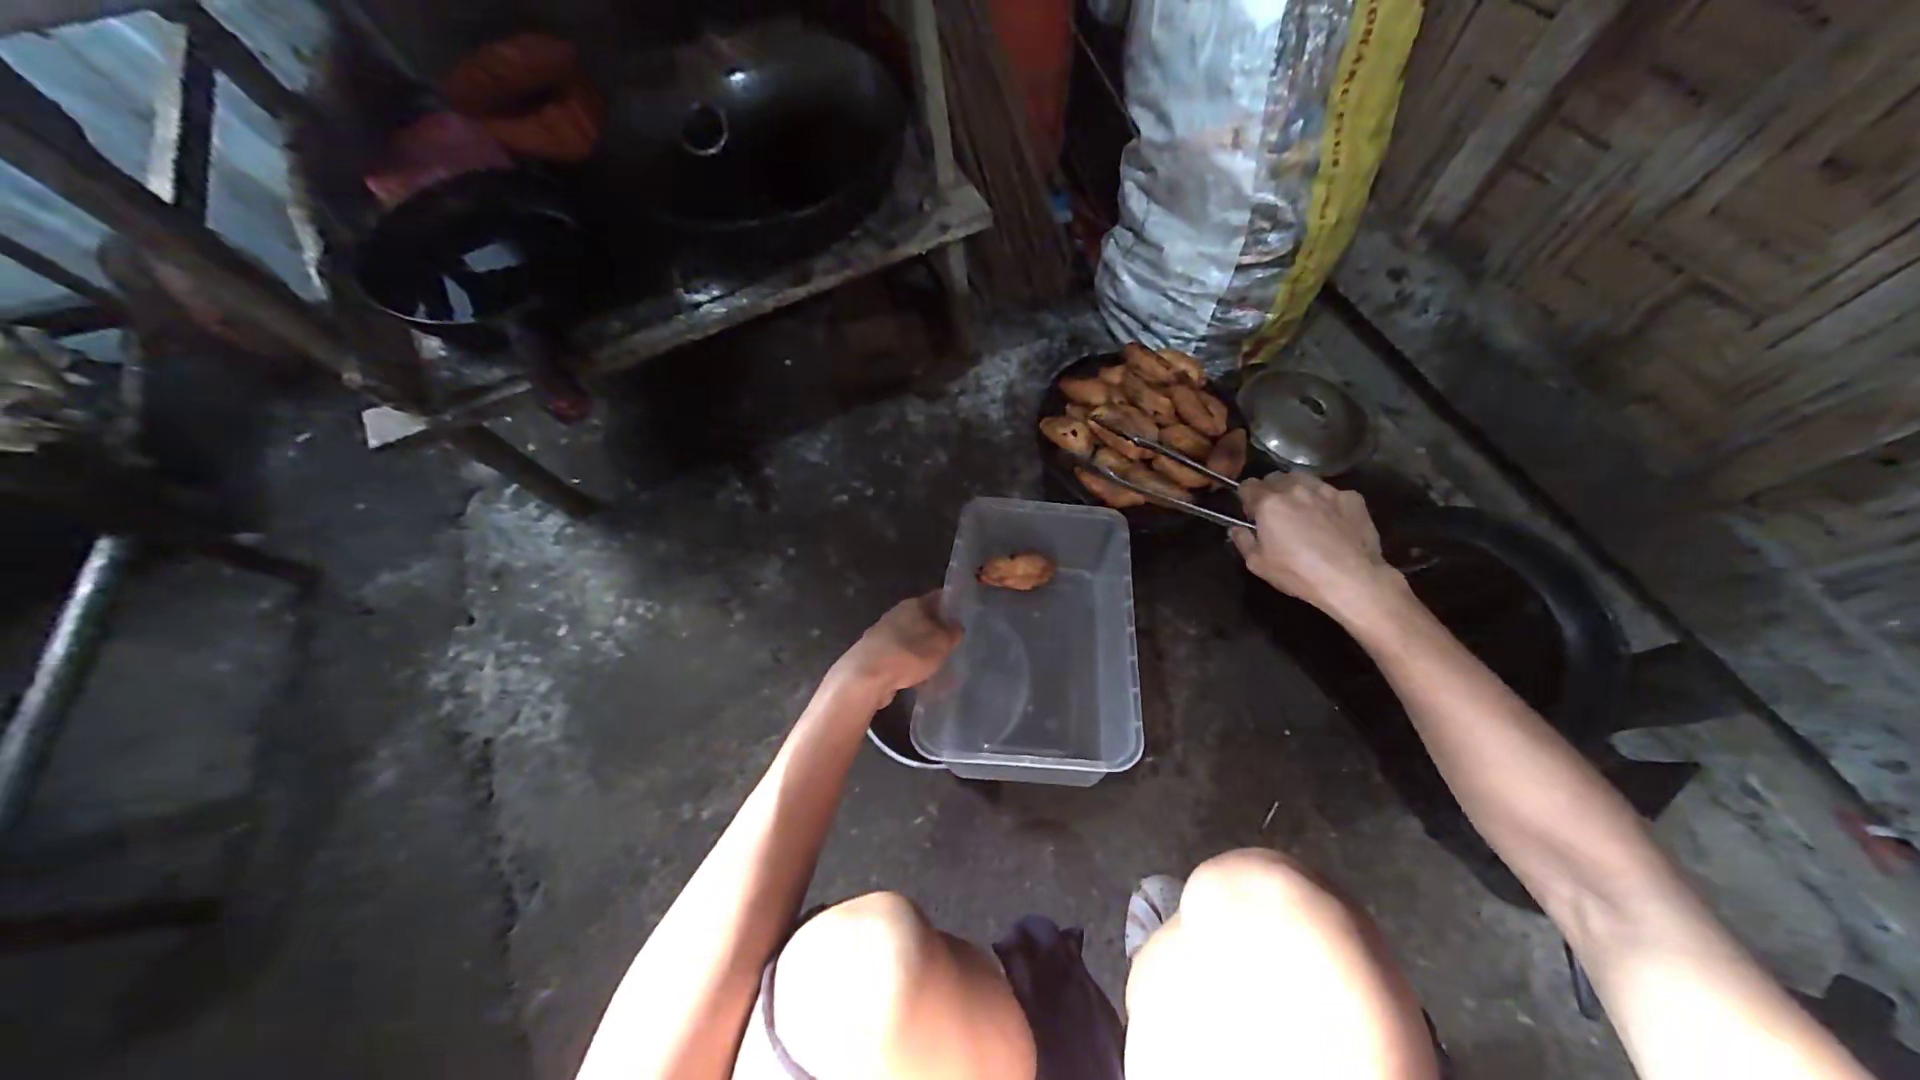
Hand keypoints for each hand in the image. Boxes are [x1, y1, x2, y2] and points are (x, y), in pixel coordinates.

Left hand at [835, 591, 962, 700]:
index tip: (965, 619)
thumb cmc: (909, 653)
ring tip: (938, 665)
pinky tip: (917, 678)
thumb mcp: (942, 642)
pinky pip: (900, 656)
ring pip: (911, 638)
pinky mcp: (875, 655)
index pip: (938, 598)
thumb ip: (952, 632)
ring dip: (923, 649)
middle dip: (938, 631)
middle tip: (954, 645)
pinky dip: (909, 664)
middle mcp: (897, 614)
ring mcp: (883, 634)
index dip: (953, 606)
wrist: (866, 677)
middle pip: (924, 619)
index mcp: (913, 604)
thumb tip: (955, 625)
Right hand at [1231, 474, 1404, 622]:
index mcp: (1269, 503)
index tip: (1251, 513)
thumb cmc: (1297, 573)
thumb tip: (1236, 528)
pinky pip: (1332, 492)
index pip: (1248, 485)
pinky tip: (1331, 520)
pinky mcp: (1352, 497)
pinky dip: (1326, 501)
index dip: (1246, 498)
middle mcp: (1296, 489)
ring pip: (1304, 479)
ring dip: (1297, 490)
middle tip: (1276, 513)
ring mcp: (1327, 491)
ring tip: (1302, 510)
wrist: (1351, 578)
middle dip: (1271, 491)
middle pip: (1276, 477)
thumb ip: (1242, 540)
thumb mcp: (1258, 564)